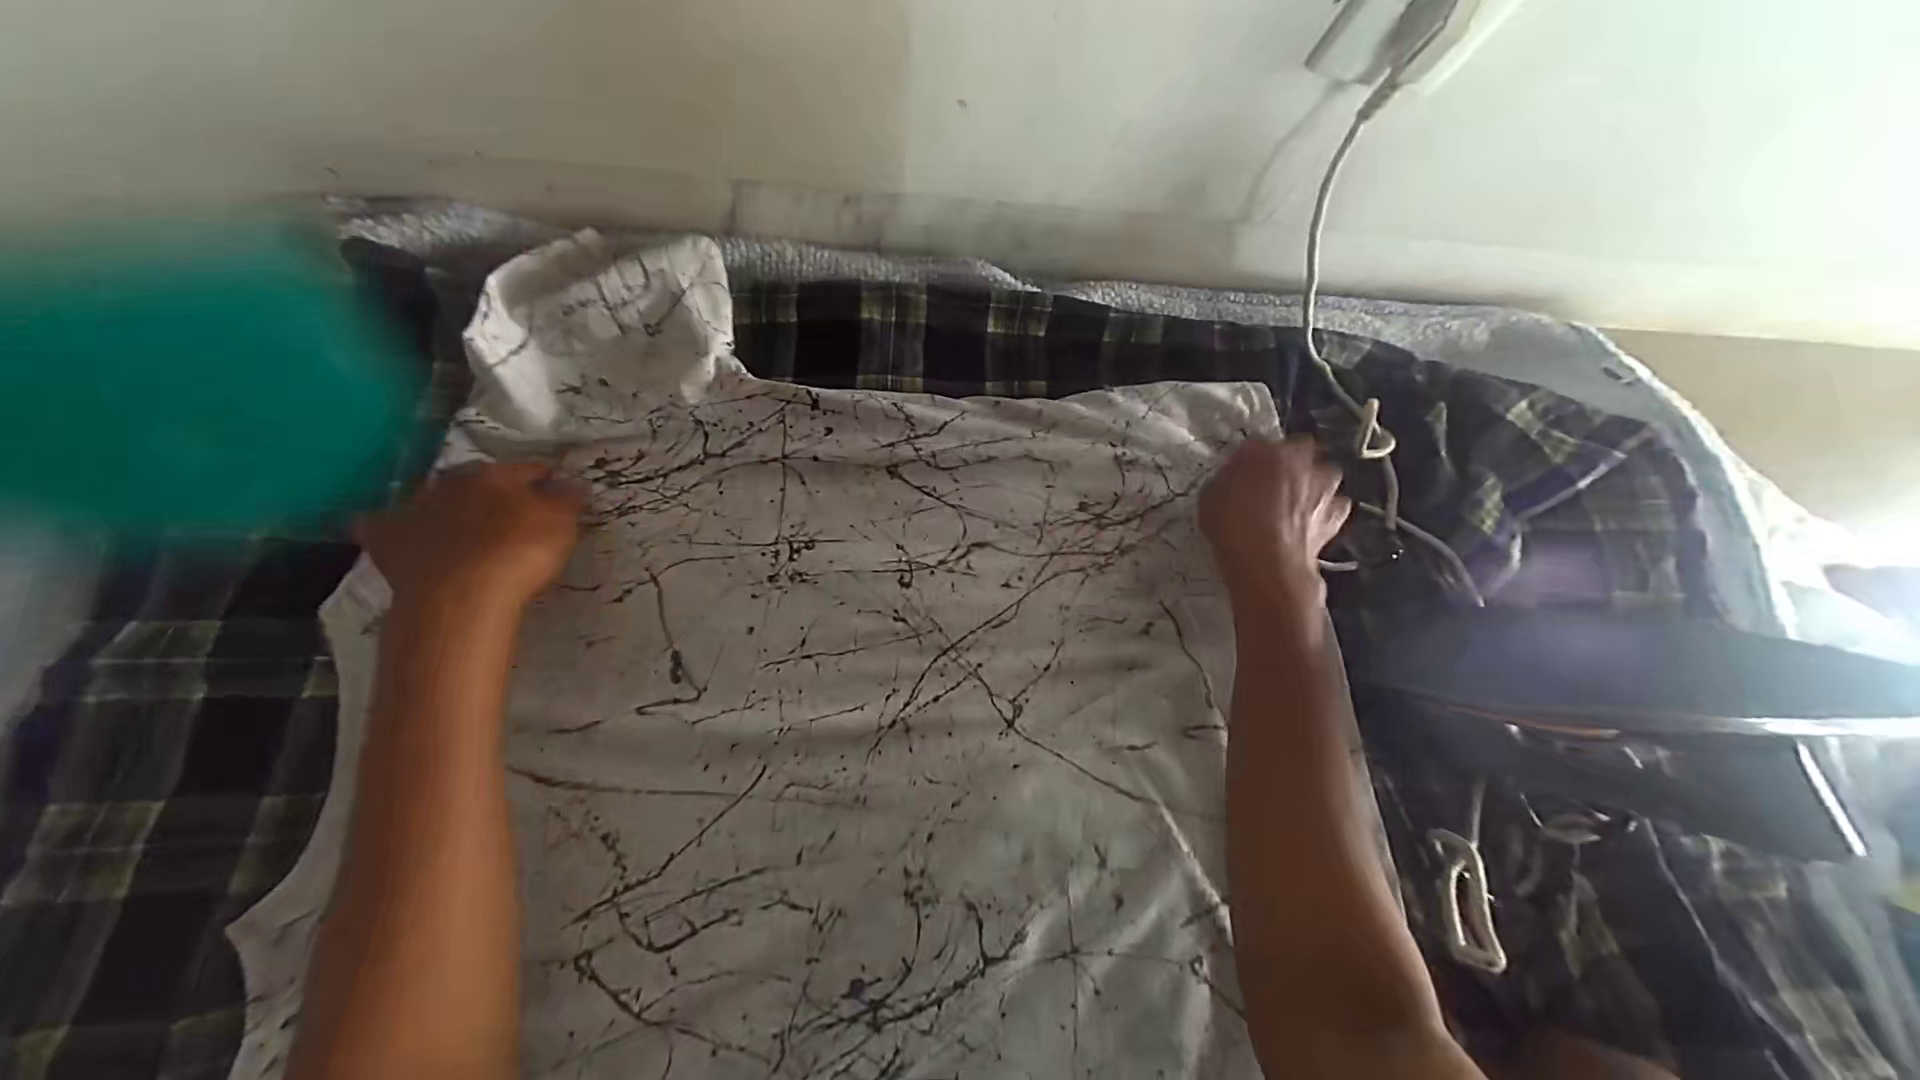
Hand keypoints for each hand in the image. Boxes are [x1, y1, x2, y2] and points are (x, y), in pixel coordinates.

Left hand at [353, 462, 586, 610]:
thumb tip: (569, 483)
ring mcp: (413, 510)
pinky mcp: (385, 541)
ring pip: (431, 498)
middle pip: (476, 481)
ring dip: (446, 507)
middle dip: (492, 491)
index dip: (544, 478)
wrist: (460, 597)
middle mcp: (451, 484)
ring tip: (463, 528)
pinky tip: (404, 539)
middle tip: (509, 511)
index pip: (526, 469)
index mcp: (496, 476)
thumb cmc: (520, 553)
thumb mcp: (561, 523)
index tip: (556, 489)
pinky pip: (385, 527)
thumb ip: (566, 499)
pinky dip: (395, 530)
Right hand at [1200, 435, 1351, 603]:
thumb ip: (1227, 477)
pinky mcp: (1337, 517)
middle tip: (1267, 485)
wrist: (1268, 566)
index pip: (1262, 443)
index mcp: (1273, 450)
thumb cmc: (1235, 527)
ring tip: (1287, 507)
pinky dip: (1320, 513)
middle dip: (1289, 466)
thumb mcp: (1211, 496)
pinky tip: (1302, 525)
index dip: (1252, 457)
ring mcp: (1326, 488)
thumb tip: (1233, 475)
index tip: (1242, 470)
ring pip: (1321, 478)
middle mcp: (1306, 462)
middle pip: (1300, 454)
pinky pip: (1331, 507)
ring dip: (1309, 486)